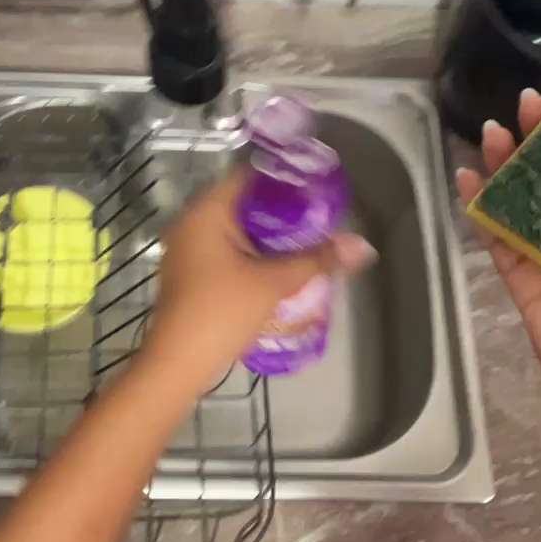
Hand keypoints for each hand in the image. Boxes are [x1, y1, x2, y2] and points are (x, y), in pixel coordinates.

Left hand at [139, 169, 374, 395]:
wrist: (178, 364)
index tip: (316, 188)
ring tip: (307, 240)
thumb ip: (317, 259)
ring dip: (267, 235)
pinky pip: (224, 250)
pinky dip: (251, 253)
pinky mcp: (189, 273)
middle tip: (319, 217)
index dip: (284, 180)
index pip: (248, 177)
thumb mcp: (274, 282)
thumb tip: (362, 245)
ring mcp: (185, 249)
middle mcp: (190, 223)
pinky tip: (279, 266)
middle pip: (242, 203)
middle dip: (280, 211)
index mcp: (205, 212)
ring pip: (233, 229)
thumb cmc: (222, 312)